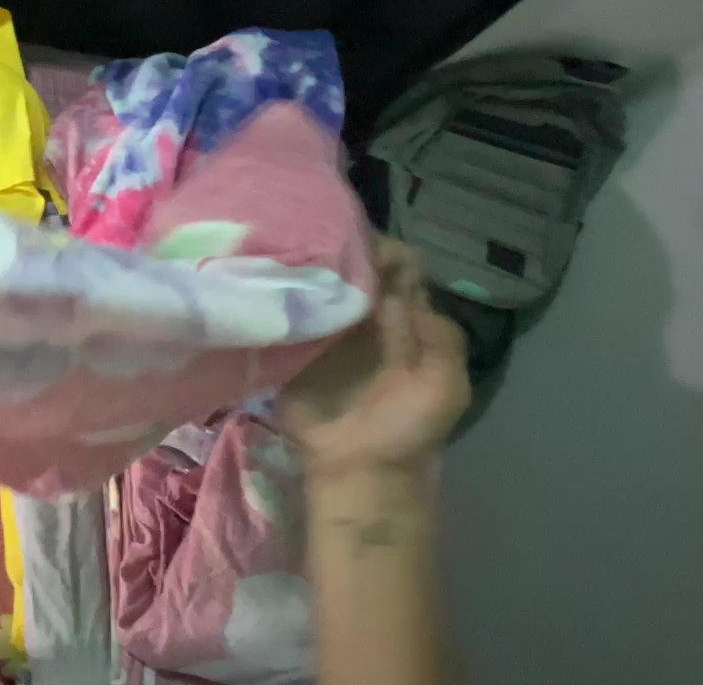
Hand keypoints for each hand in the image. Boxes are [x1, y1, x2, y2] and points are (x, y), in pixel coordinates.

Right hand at [279, 239, 469, 479]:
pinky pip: (282, 308)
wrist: (355, 468)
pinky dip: (274, 291)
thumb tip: (397, 281)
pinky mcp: (289, 340)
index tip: (351, 237)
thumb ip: (435, 337)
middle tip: (306, 233)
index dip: (378, 248)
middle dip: (334, 248)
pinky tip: (259, 274)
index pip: (395, 268)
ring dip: (301, 265)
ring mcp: (322, 324)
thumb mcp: (443, 386)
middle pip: (350, 267)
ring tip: (278, 244)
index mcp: (405, 319)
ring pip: (314, 281)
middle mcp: (363, 313)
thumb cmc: (406, 429)